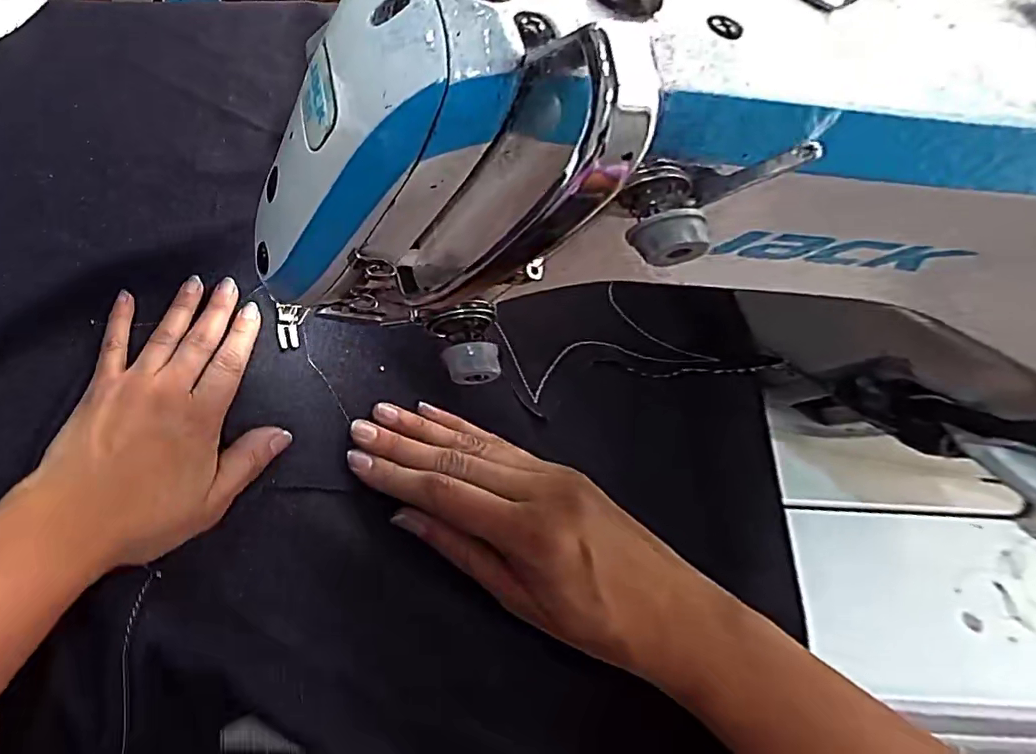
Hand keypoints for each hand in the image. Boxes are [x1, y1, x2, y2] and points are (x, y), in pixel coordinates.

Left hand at [14, 276, 290, 574]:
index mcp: (199, 417)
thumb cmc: (142, 518)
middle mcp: (170, 391)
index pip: (230, 363)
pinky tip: (125, 298)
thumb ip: (247, 462)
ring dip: (182, 306)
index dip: (243, 334)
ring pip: (165, 335)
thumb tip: (281, 436)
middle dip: (218, 309)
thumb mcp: (209, 502)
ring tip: (195, 283)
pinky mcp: (101, 387)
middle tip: (228, 285)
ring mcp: (134, 384)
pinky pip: (114, 344)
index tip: (251, 312)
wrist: (72, 521)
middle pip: (201, 340)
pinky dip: (120, 319)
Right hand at [346, 401, 731, 682]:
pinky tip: (435, 415)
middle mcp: (536, 487)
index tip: (358, 459)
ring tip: (386, 412)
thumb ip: (461, 550)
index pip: (444, 491)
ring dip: (424, 427)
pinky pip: (499, 442)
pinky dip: (462, 427)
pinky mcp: (556, 466)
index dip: (395, 474)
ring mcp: (548, 470)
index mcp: (528, 528)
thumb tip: (408, 516)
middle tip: (360, 425)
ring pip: (473, 442)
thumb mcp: (523, 602)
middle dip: (401, 443)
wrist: (677, 612)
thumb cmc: (599, 624)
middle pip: (453, 458)